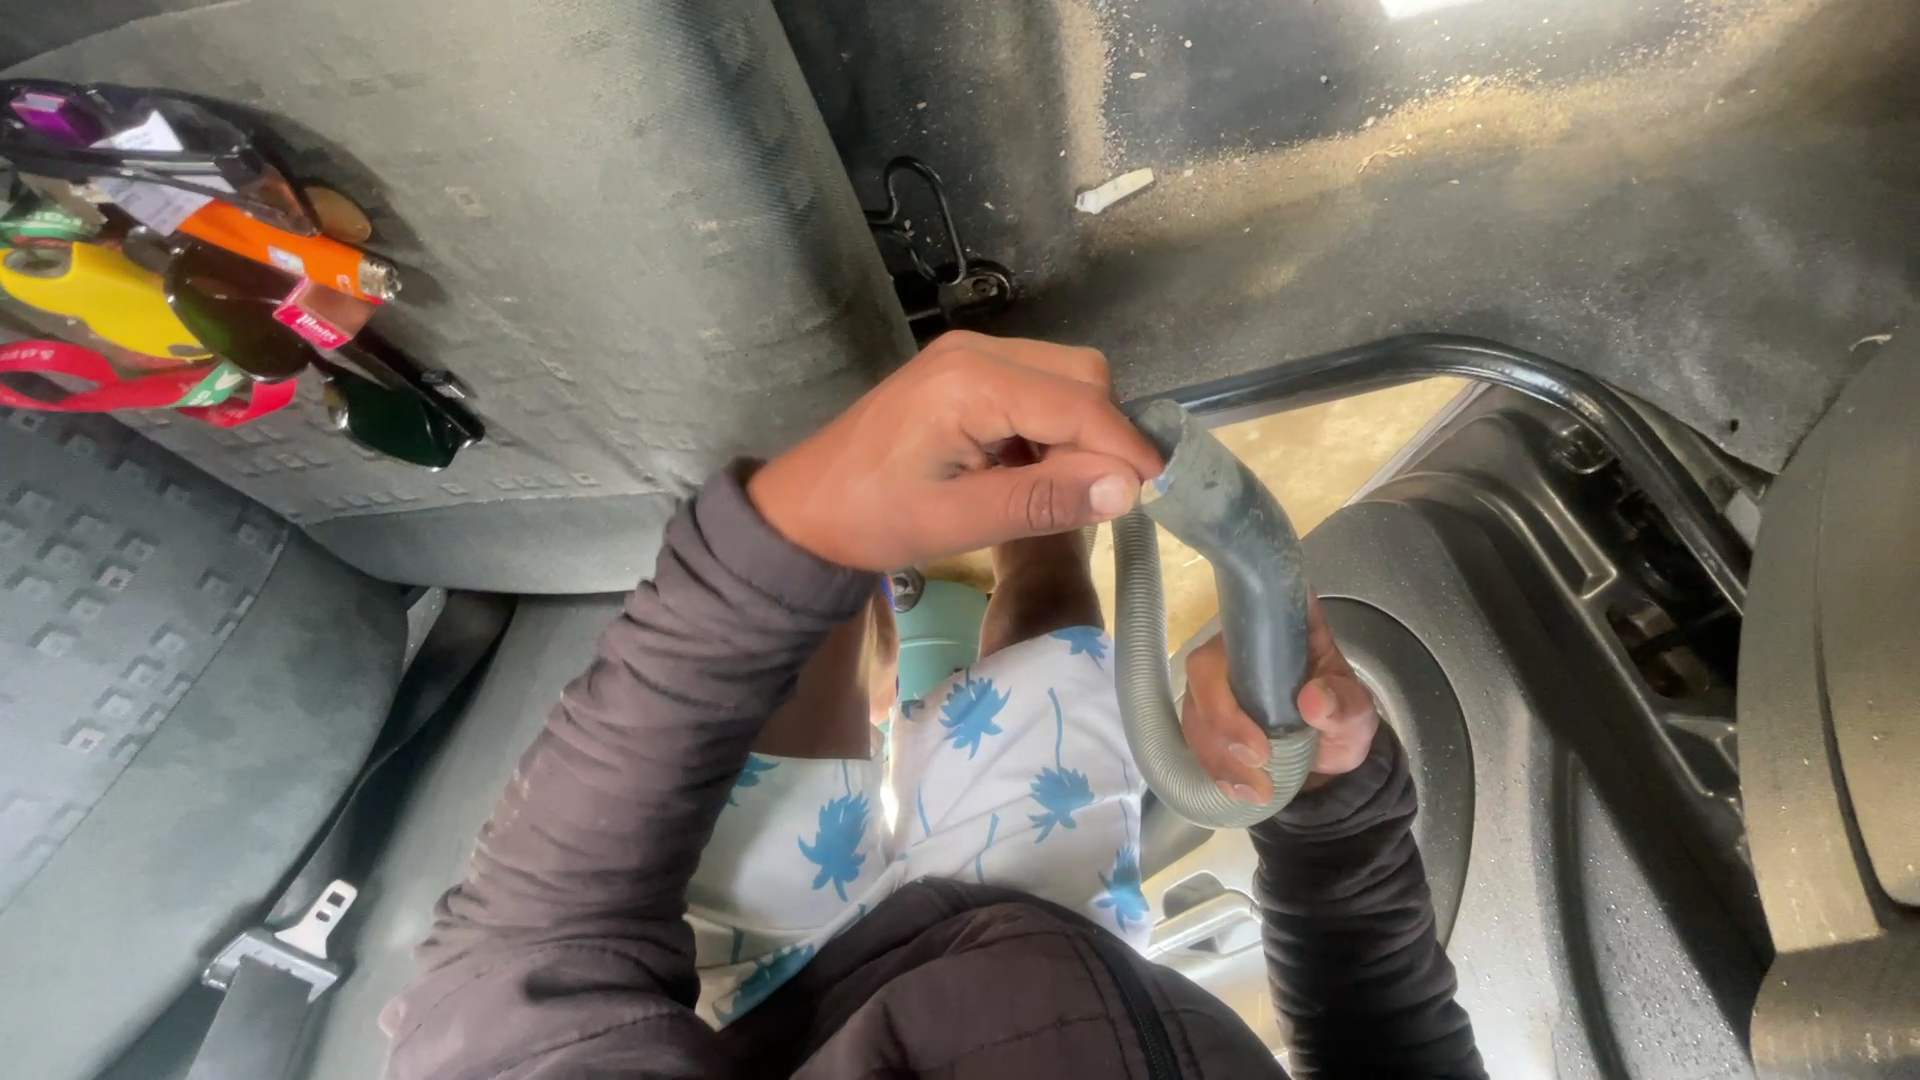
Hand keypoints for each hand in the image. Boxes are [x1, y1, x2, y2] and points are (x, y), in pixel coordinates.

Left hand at [748, 331, 1162, 570]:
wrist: (803, 509)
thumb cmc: (871, 520)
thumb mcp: (957, 520)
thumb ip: (1042, 501)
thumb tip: (1127, 490)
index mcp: (973, 383)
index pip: (1079, 405)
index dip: (1125, 449)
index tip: (1157, 491)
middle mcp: (976, 351)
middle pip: (1080, 375)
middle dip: (1102, 434)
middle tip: (1092, 495)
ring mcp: (966, 356)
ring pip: (1062, 377)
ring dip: (1078, 430)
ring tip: (1058, 487)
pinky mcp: (961, 372)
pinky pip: (1032, 386)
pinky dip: (1050, 425)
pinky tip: (1032, 467)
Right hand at [1180, 593, 1379, 803]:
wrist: (1320, 759)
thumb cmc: (1339, 720)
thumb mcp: (1358, 715)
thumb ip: (1345, 705)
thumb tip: (1315, 701)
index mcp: (1280, 630)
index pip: (1254, 609)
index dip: (1249, 632)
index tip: (1265, 681)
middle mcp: (1236, 646)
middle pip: (1206, 665)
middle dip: (1222, 714)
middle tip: (1257, 757)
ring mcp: (1213, 679)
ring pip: (1194, 705)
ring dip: (1219, 751)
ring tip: (1258, 789)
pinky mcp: (1199, 710)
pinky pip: (1191, 734)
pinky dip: (1213, 764)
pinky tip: (1238, 789)